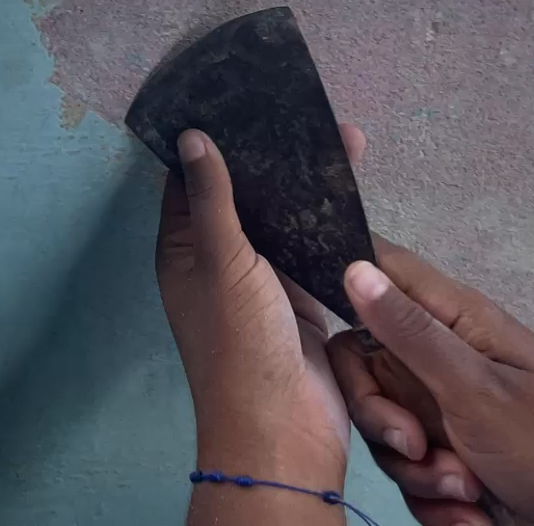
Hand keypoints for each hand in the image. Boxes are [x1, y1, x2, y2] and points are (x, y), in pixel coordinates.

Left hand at [157, 129, 350, 521]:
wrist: (286, 432)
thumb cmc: (239, 342)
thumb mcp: (222, 262)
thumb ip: (212, 199)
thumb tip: (190, 136)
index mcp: (183, 246)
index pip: (190, 180)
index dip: (209, 141)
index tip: (237, 102)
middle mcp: (216, 256)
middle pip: (240, 193)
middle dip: (269, 158)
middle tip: (302, 113)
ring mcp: (258, 276)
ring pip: (279, 217)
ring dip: (303, 184)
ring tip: (342, 140)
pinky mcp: (297, 293)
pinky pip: (307, 245)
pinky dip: (324, 218)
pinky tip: (349, 188)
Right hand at [326, 241, 533, 525]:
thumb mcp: (479, 392)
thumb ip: (409, 331)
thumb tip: (352, 265)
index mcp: (453, 318)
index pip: (377, 266)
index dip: (338, 272)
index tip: (309, 308)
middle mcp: (442, 355)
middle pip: (362, 359)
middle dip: (377, 413)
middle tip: (414, 445)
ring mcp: (446, 408)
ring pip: (383, 422)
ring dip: (414, 468)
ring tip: (466, 493)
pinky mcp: (454, 455)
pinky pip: (411, 468)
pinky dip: (434, 499)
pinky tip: (473, 514)